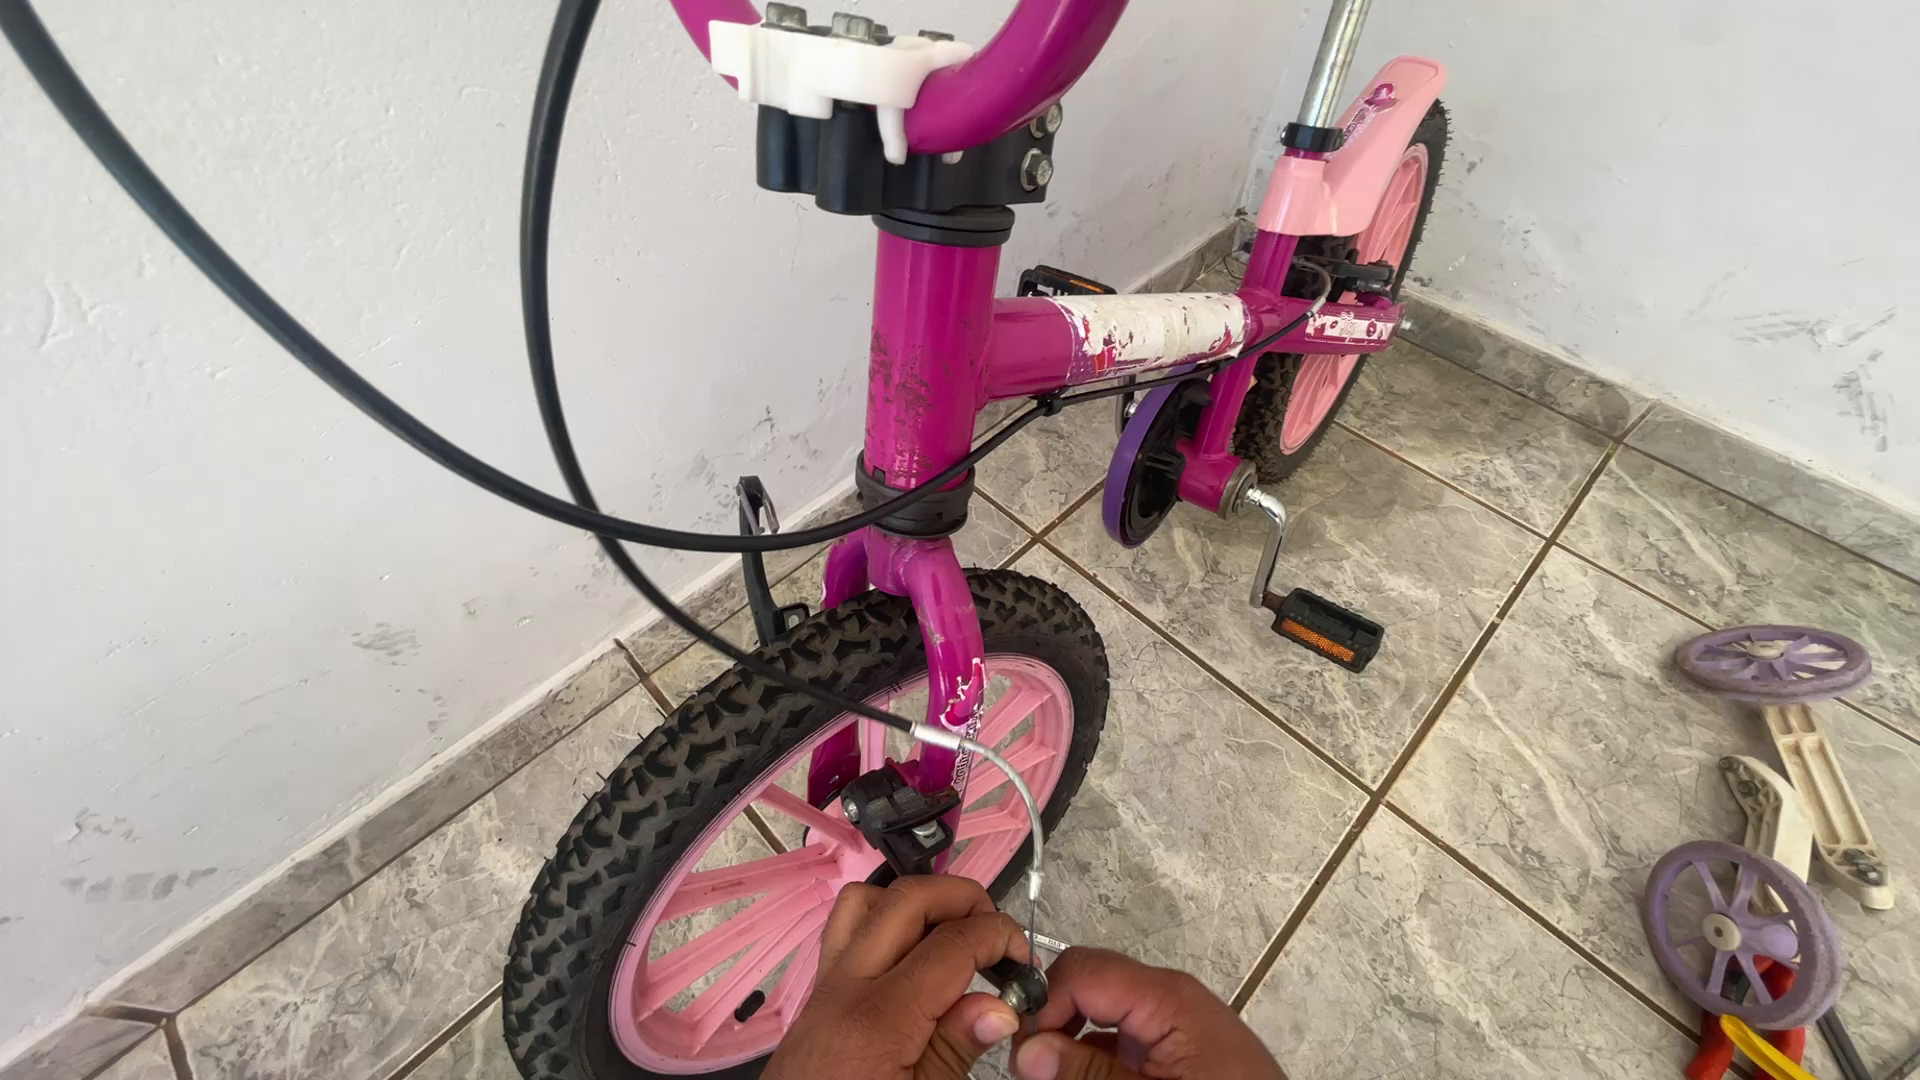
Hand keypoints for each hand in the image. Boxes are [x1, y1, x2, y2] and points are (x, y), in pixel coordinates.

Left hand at [763, 875, 1031, 1079]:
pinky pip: (845, 927)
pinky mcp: (816, 994)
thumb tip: (1001, 1006)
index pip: (949, 944)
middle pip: (909, 899)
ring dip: (919, 900)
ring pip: (869, 899)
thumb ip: (955, 1052)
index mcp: (877, 1021)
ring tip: (955, 931)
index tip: (1023, 955)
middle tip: (997, 933)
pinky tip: (910, 947)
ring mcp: (825, 985)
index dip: (997, 937)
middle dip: (963, 898)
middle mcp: (846, 987)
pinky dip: (882, 916)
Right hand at [1011, 948, 1286, 1079]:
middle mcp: (1168, 996)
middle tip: (1030, 1072)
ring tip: (1051, 1077)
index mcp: (1164, 995)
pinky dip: (1098, 1057)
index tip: (1021, 1057)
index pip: (1081, 970)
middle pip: (1088, 984)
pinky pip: (1125, 1040)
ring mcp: (1175, 1023)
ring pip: (1102, 1013)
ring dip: (1071, 1043)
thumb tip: (1027, 1049)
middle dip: (1053, 1022)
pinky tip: (1084, 1079)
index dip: (1043, 1005)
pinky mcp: (1180, 1051)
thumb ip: (1089, 1073)